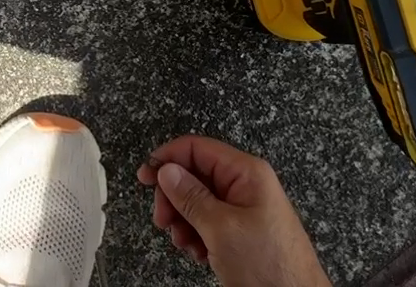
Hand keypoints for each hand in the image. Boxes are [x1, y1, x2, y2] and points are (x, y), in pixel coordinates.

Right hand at [137, 136, 330, 286]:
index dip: (168, 158)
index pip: (197, 148)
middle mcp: (246, 186)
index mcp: (246, 173)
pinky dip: (197, 236)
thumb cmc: (269, 268)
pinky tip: (198, 253)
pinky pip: (210, 223)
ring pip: (199, 202)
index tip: (145, 177)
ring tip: (184, 243)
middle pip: (195, 176)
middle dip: (174, 198)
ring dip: (184, 221)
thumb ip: (190, 197)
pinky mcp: (244, 233)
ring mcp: (245, 210)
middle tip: (162, 220)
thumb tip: (166, 170)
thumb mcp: (221, 229)